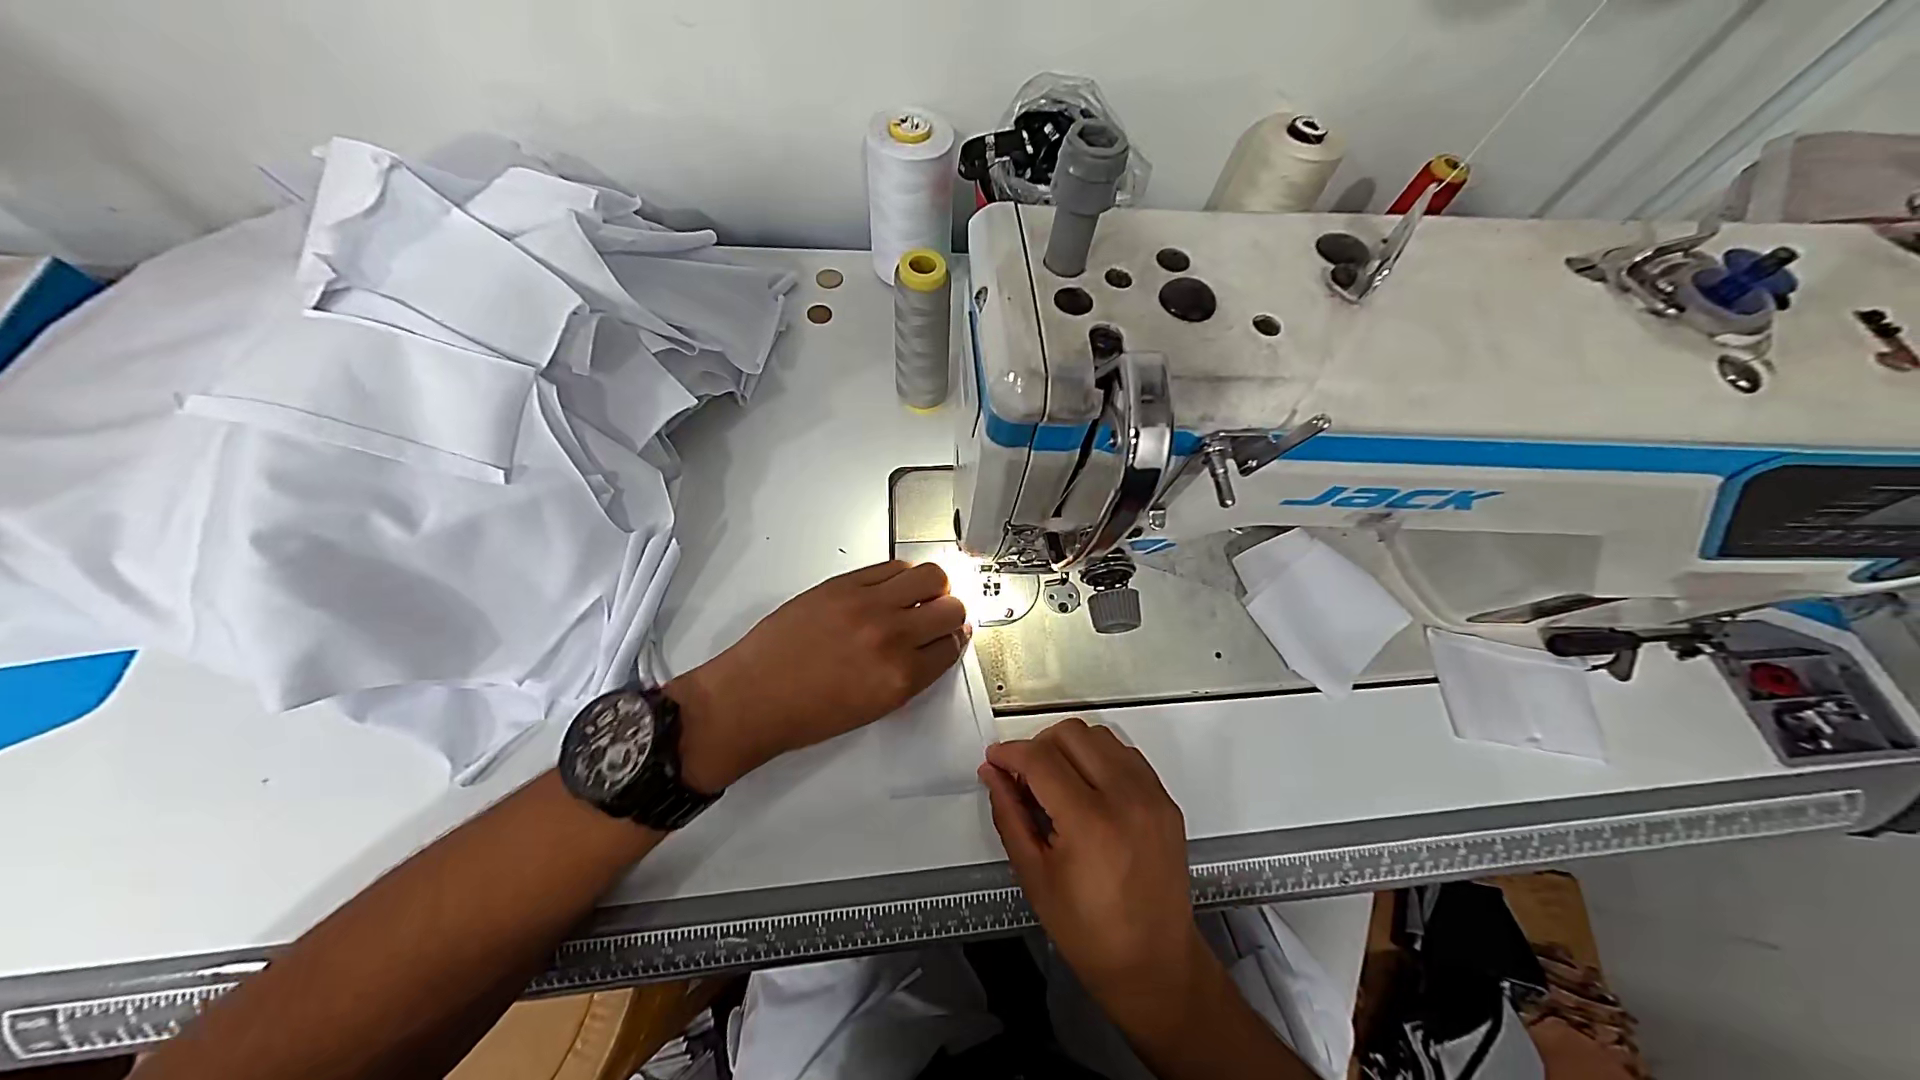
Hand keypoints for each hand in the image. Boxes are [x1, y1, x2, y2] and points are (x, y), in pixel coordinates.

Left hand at [672, 560, 968, 791]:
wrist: (751, 698)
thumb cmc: (802, 712)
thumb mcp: (873, 707)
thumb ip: (909, 674)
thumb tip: (930, 648)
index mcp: (900, 677)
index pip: (951, 646)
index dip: (955, 638)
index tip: (952, 632)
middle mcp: (890, 638)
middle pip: (951, 608)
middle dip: (952, 610)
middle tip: (942, 611)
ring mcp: (866, 606)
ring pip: (931, 575)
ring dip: (935, 584)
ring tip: (922, 592)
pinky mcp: (842, 584)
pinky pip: (891, 565)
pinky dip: (901, 573)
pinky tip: (893, 584)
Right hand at [979, 718, 1204, 1005]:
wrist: (1153, 963)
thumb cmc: (1091, 933)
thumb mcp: (1033, 875)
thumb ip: (1009, 814)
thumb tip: (993, 774)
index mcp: (1090, 823)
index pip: (1040, 759)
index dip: (1010, 753)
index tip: (996, 759)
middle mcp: (1126, 799)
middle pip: (1070, 734)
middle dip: (1038, 745)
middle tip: (1024, 774)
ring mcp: (1151, 796)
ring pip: (1099, 735)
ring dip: (1070, 747)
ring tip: (1056, 781)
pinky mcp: (1166, 800)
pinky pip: (1125, 754)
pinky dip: (1100, 757)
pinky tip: (1087, 786)